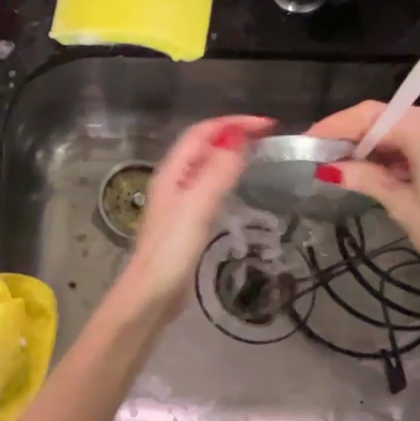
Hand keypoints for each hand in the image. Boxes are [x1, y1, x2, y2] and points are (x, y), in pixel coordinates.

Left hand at [117, 115, 272, 315]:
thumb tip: (238, 135)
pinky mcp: (184, 222)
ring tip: (261, 156)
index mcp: (172, 174)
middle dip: (234, 134)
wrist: (149, 297)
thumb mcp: (197, 208)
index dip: (233, 123)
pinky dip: (226, 178)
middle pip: (203, 145)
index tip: (269, 125)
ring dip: (231, 154)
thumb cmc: (170, 254)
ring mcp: (177, 202)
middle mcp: (172, 182)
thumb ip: (217, 172)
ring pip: (206, 165)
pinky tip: (240, 189)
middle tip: (270, 138)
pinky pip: (208, 187)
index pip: (202, 132)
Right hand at [308, 102, 419, 299]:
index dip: (337, 125)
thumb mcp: (405, 209)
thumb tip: (331, 168)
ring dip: (392, 145)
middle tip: (333, 158)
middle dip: (363, 136)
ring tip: (366, 170)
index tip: (310, 140)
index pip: (373, 114)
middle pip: (398, 118)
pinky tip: (408, 176)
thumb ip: (367, 179)